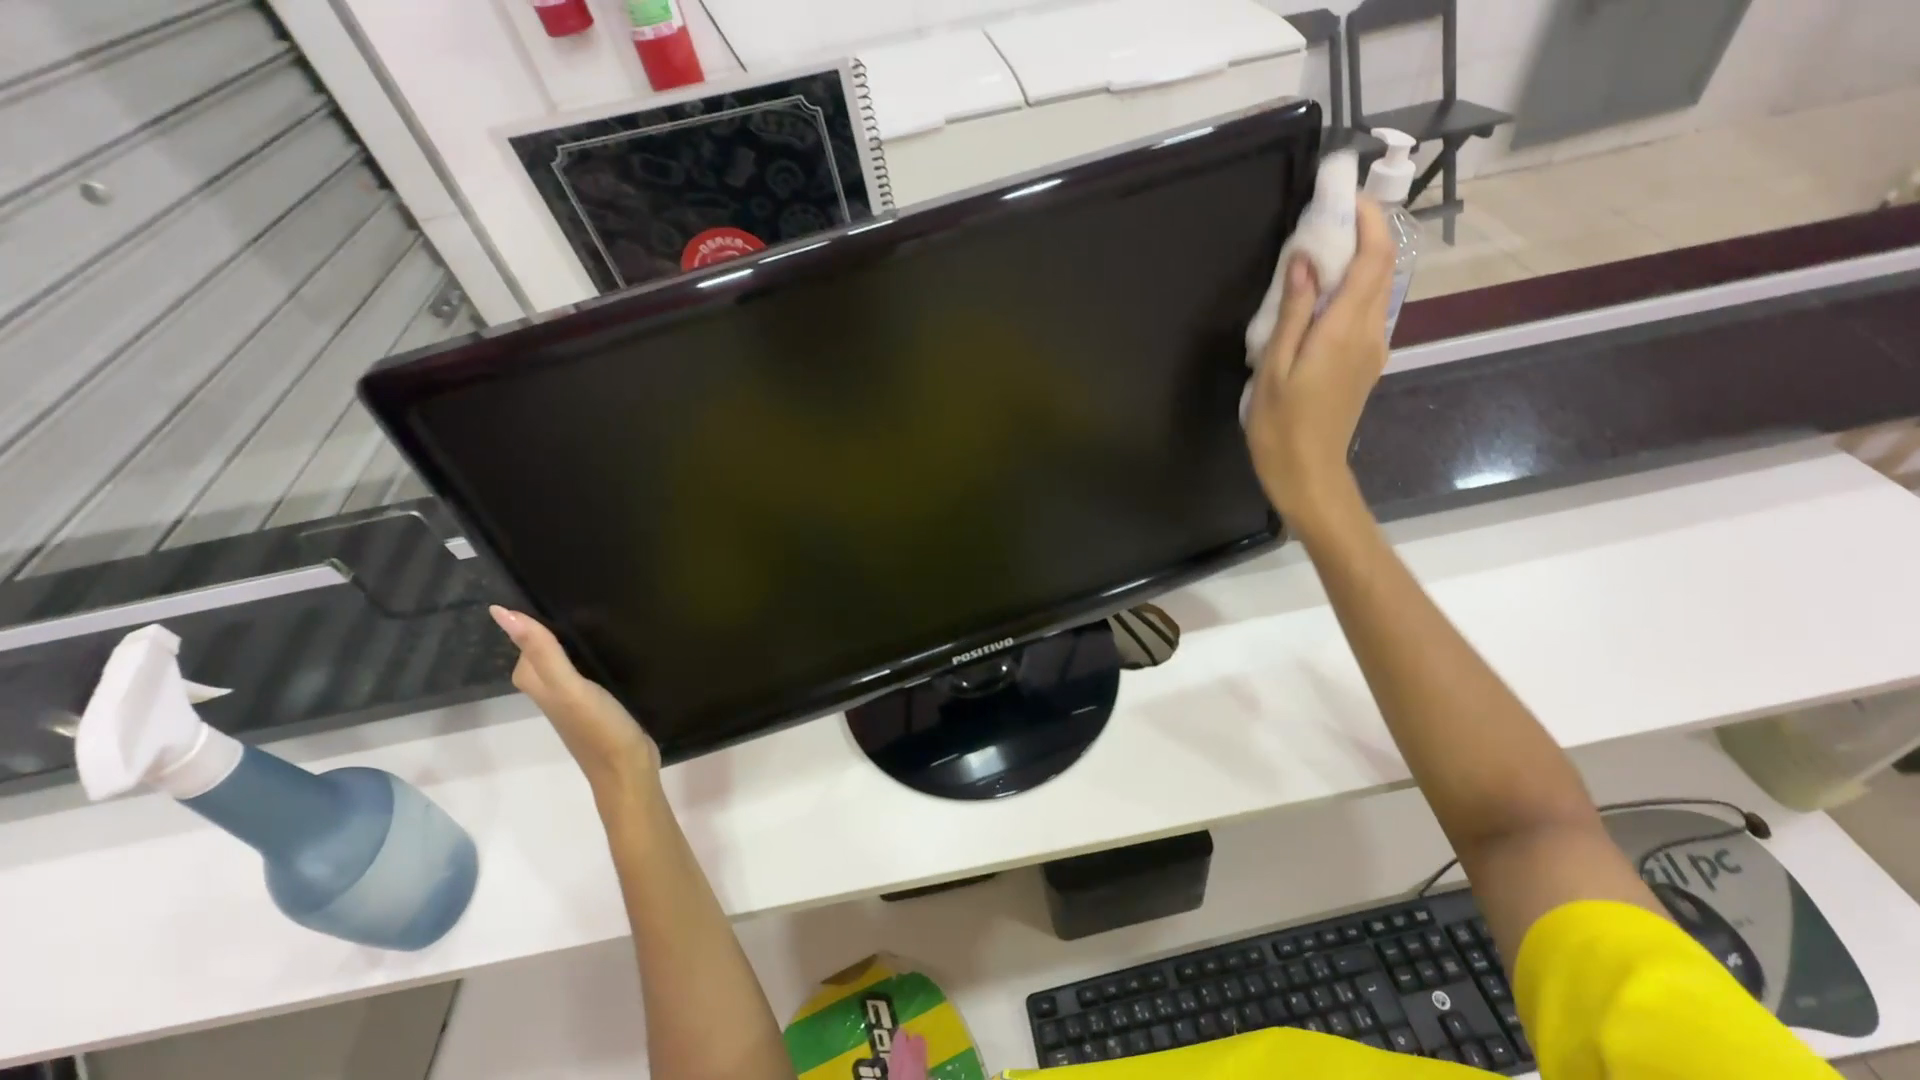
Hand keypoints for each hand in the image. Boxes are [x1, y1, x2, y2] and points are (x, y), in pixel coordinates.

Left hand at [490, 605, 659, 792]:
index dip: (532, 621)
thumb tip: (500, 612)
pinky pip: (586, 673)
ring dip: (574, 643)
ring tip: (597, 618)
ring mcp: (574, 700)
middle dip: (552, 629)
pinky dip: (593, 659)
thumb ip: (541, 650)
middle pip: (543, 653)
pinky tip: (611, 651)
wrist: (628, 770)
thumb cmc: (597, 728)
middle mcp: (552, 691)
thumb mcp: (568, 686)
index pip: (525, 644)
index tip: (549, 592)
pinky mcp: (597, 706)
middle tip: (577, 600)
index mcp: (538, 684)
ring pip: (565, 662)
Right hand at [1244, 197, 1393, 529]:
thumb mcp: (1276, 365)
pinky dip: (1351, 289)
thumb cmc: (1281, 424)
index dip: (1369, 221)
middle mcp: (1371, 333)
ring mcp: (1373, 349)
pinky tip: (1320, 296)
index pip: (1376, 259)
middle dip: (1363, 234)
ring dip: (1357, 262)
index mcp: (1346, 330)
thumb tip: (1307, 260)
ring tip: (1318, 253)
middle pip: (1383, 268)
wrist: (1308, 473)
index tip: (1344, 197)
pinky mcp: (1367, 362)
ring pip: (1378, 289)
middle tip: (1325, 218)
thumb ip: (1294, 310)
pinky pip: (1367, 312)